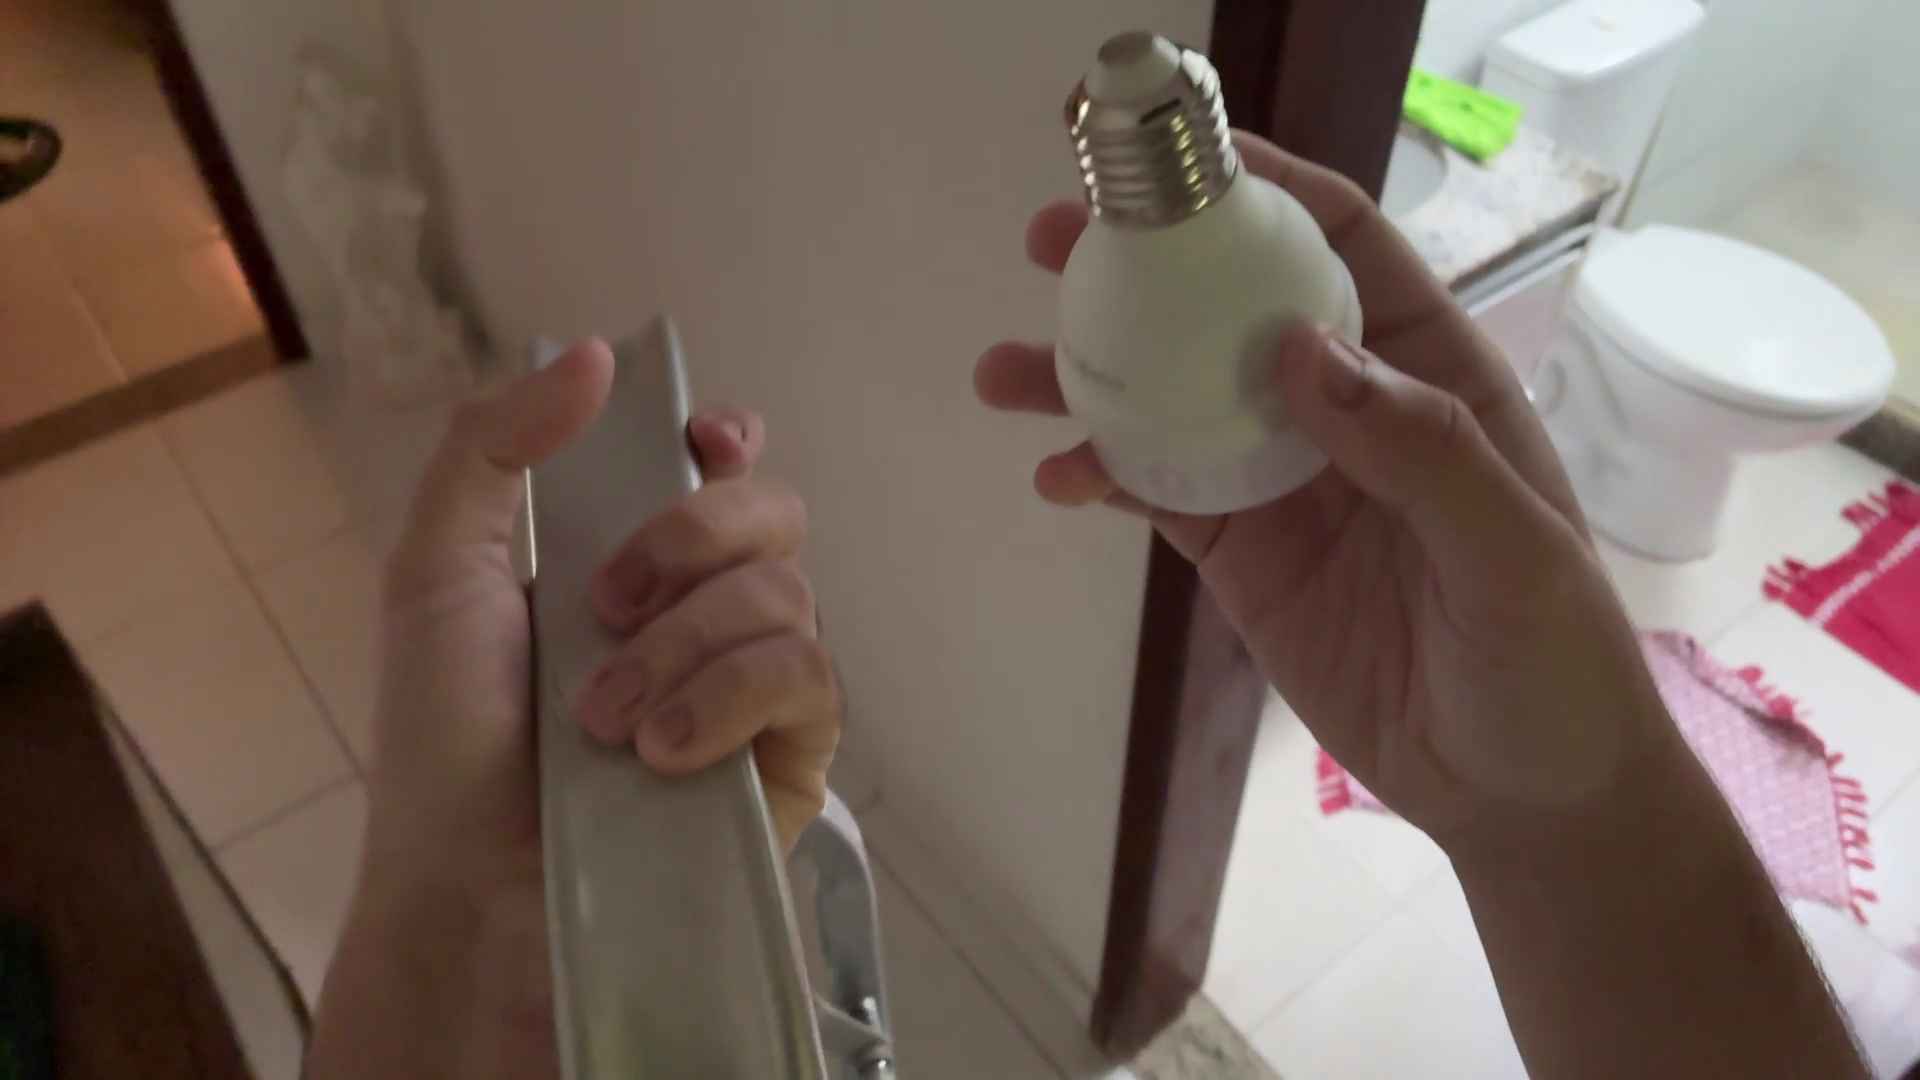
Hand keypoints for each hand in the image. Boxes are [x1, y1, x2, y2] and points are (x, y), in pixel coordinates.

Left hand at [313, 339, 839, 1078]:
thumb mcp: (437, 573)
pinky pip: (807, 675)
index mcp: (653, 555)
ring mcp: (767, 669)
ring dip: (688, 644)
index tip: (702, 444)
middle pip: (778, 515)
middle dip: (698, 537)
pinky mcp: (798, 738)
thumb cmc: (453, 730)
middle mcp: (721, 601)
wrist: (480, 880)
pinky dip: (732, 697)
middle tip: (610, 601)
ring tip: (609, 719)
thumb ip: (493, 450)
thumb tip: (598, 355)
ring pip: (788, 596)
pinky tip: (666, 750)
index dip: (730, 442)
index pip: (732, 469)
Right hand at [976, 133, 1674, 842]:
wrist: (1502, 782)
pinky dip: (1102, 476)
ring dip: (1086, 382)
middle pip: (1222, 314)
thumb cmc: (1542, 663)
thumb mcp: (1510, 555)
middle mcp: (1334, 410)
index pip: (1336, 247)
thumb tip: (1291, 348)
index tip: (1172, 164)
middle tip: (1049, 249)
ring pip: (1165, 404)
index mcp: (1419, 375)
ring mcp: (1273, 478)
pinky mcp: (1232, 545)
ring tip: (1004, 374)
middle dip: (1137, 275)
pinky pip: (1154, 492)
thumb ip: (1418, 448)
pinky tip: (1057, 477)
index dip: (1258, 190)